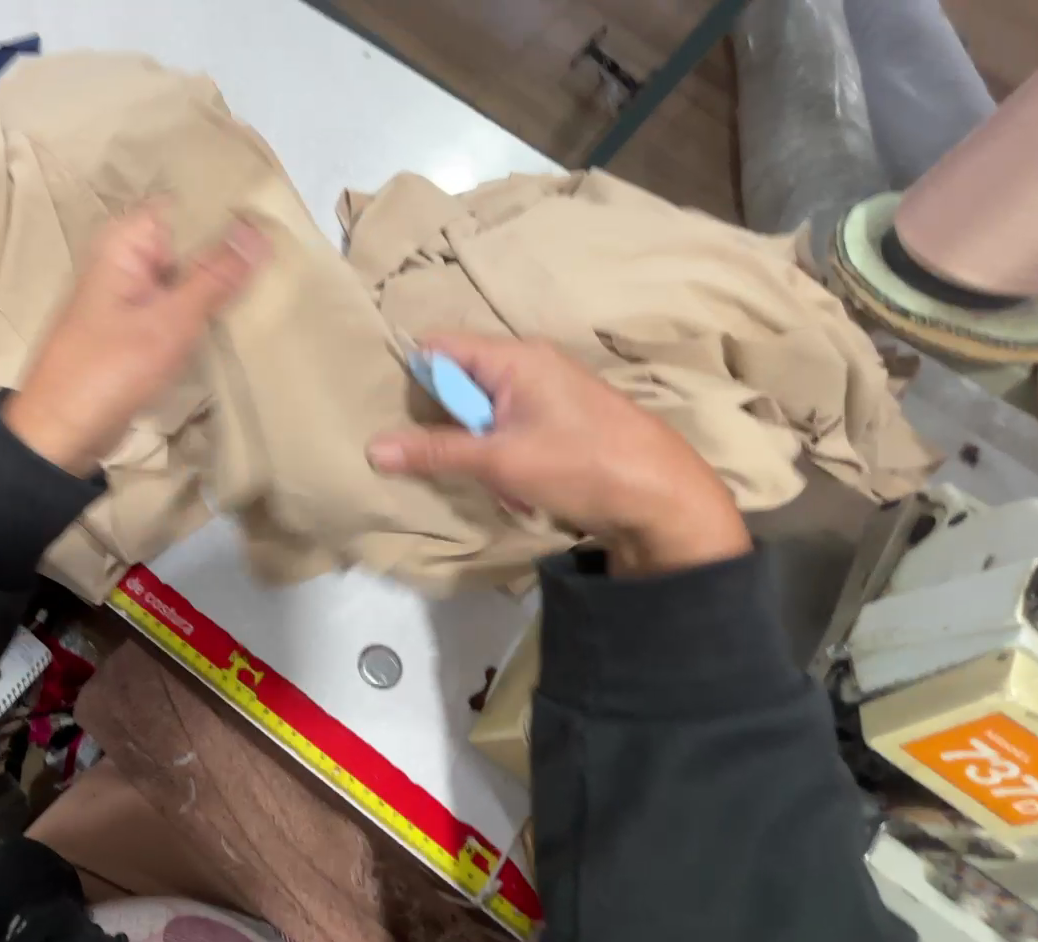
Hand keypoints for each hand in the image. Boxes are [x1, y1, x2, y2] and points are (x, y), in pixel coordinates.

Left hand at [2, 205, 268, 475]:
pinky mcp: (135, 328)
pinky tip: (240, 315)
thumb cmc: (109, 371)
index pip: (189, 204)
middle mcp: (126, 259)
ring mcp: (130, 295)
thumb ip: (216, 275)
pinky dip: (203, 311)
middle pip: (190, 241)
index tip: (279, 219)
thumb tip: (259, 229)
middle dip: (232, 250)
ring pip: (187, 277)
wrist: (63, 432)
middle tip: (287, 256)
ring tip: (275, 282)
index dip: (232, 209)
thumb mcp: (170, 322)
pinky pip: (177, 307)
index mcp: (125, 241)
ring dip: (222, 284)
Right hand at [367, 334, 750, 575]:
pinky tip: (507, 485)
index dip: (407, 371)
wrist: (665, 499)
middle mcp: (528, 364)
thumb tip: (372, 448)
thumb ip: (433, 452)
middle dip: (438, 418)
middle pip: (456, 379)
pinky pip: (505, 428)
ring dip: (469, 444)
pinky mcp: (556, 420)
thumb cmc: (581, 465)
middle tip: (421, 451)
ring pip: (479, 410)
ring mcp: (545, 392)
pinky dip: (496, 454)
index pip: (438, 346)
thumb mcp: (499, 461)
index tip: (382, 406)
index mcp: (514, 358)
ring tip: (473, 474)